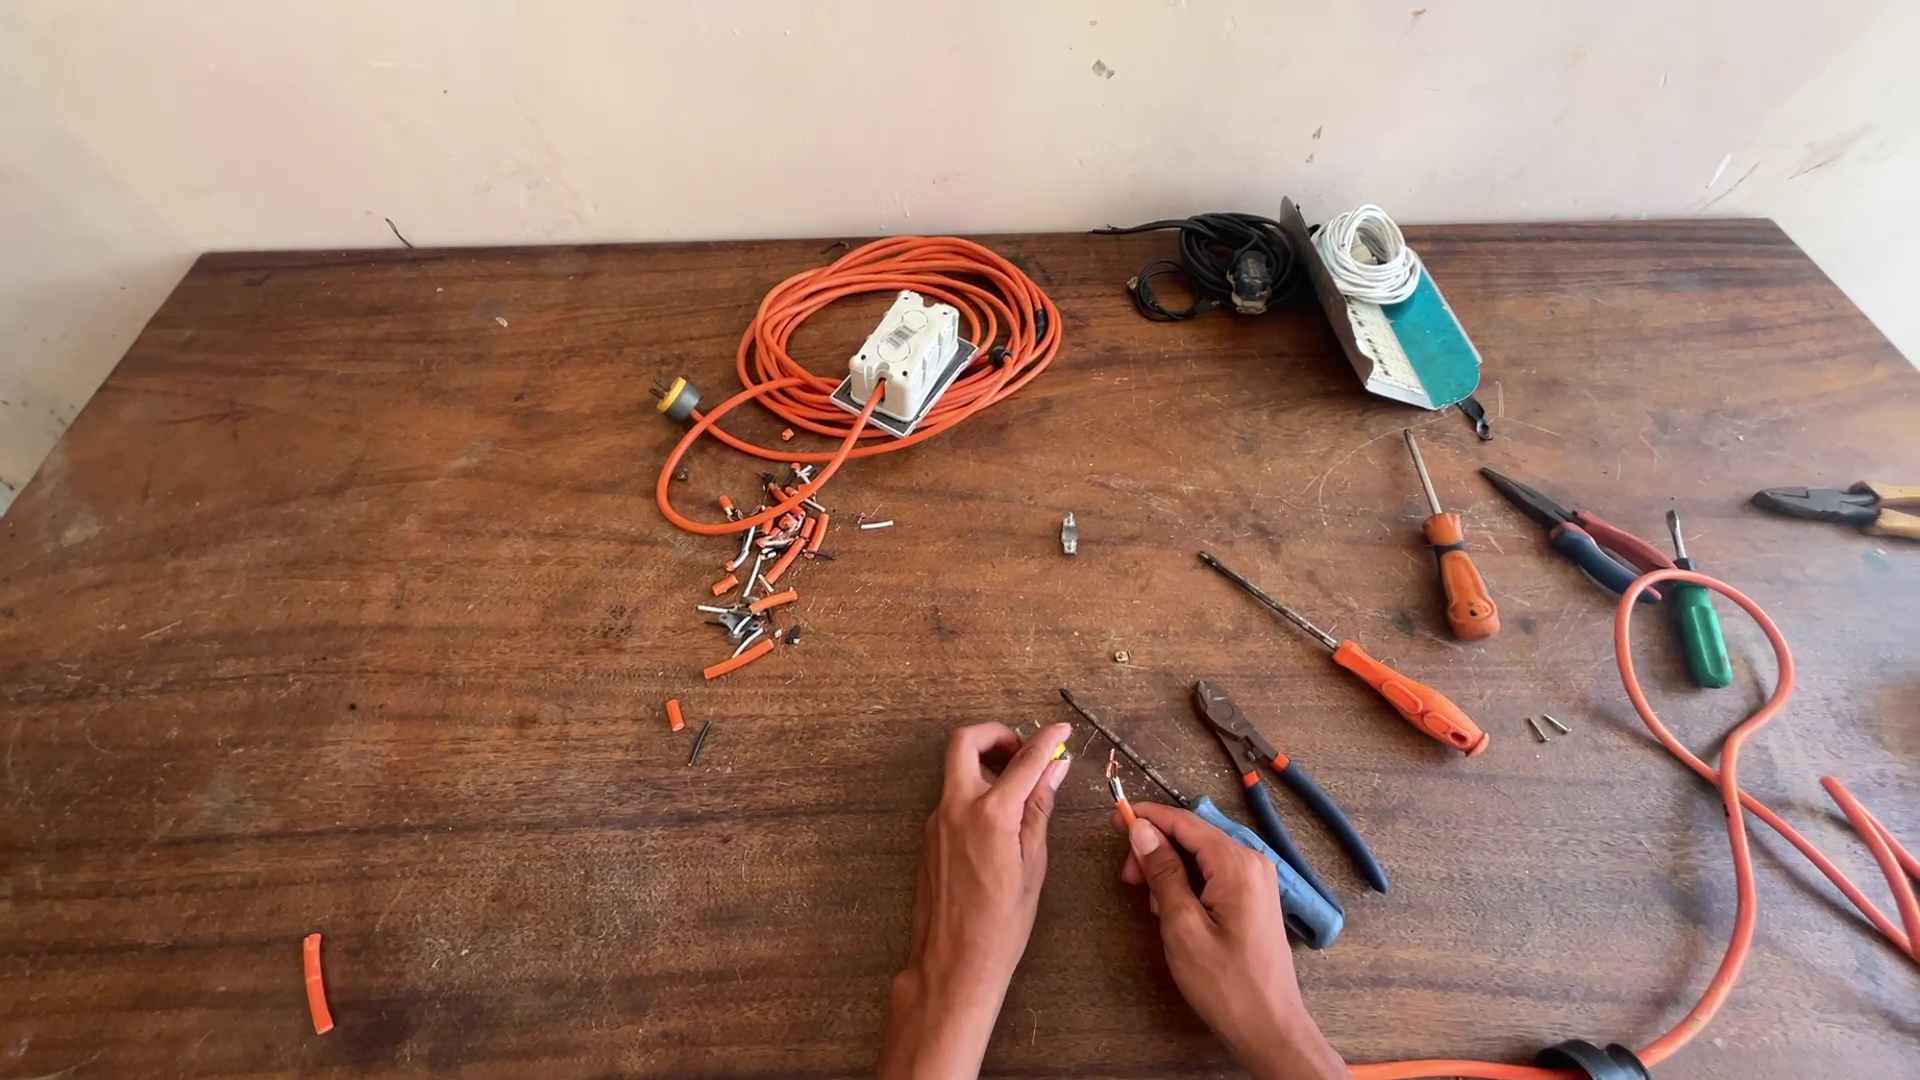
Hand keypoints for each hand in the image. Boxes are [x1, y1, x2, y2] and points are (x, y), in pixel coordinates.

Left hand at [877, 722, 1072, 1079]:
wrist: (952, 964)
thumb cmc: (1001, 924)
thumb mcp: (1033, 865)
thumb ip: (1039, 809)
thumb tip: (1054, 769)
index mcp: (990, 814)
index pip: (1024, 760)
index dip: (1046, 740)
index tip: (1061, 730)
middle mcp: (956, 807)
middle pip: (965, 741)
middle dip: (995, 735)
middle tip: (1022, 751)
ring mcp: (937, 820)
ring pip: (956, 768)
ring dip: (985, 763)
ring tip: (1017, 790)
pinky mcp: (929, 835)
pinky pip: (952, 796)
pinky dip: (976, 791)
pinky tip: (999, 820)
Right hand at [1115, 802, 1346, 1079]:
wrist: (1272, 1032)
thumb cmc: (1225, 983)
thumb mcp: (1182, 926)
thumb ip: (1162, 871)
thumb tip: (1141, 829)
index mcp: (1236, 863)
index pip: (1183, 821)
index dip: (1146, 817)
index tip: (1115, 819)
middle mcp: (1251, 860)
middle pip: (1191, 835)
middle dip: (1156, 849)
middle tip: (1129, 878)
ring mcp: (1256, 878)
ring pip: (1200, 854)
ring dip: (1169, 868)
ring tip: (1154, 905)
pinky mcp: (1254, 896)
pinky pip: (1213, 872)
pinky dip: (1188, 881)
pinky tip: (1174, 908)